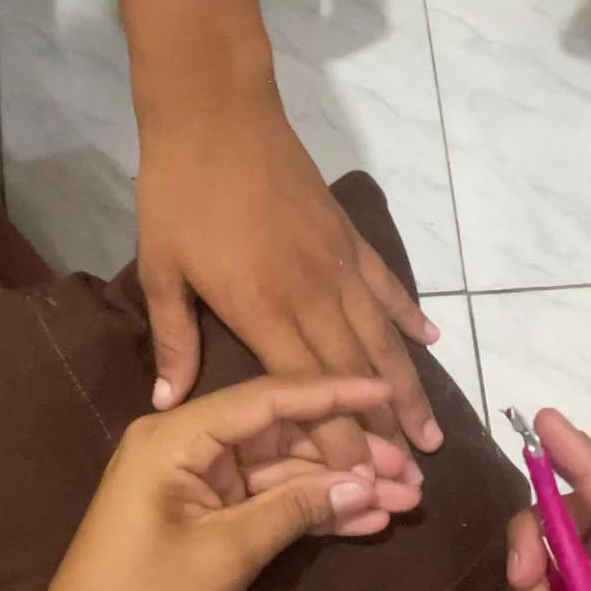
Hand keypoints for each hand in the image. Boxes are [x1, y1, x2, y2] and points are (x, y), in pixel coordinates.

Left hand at [23, 376, 419, 590]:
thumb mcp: (227, 552)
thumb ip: (296, 508)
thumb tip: (369, 483)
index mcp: (178, 436)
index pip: (266, 399)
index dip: (331, 394)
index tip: (386, 391)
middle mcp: (190, 446)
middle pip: (282, 435)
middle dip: (347, 454)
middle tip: (411, 471)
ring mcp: (201, 481)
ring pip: (284, 472)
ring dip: (340, 487)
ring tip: (406, 499)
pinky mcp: (210, 513)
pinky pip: (269, 502)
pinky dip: (312, 513)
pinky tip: (365, 521)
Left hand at [134, 102, 442, 473]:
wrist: (215, 112)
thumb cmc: (179, 193)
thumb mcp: (160, 269)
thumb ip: (174, 339)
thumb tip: (166, 399)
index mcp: (264, 313)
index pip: (310, 391)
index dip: (340, 438)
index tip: (364, 478)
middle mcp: (313, 297)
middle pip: (357, 374)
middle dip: (386, 427)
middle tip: (414, 473)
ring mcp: (339, 266)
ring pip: (382, 339)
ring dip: (409, 387)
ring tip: (430, 430)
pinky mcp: (348, 239)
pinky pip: (387, 285)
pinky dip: (409, 316)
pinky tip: (430, 340)